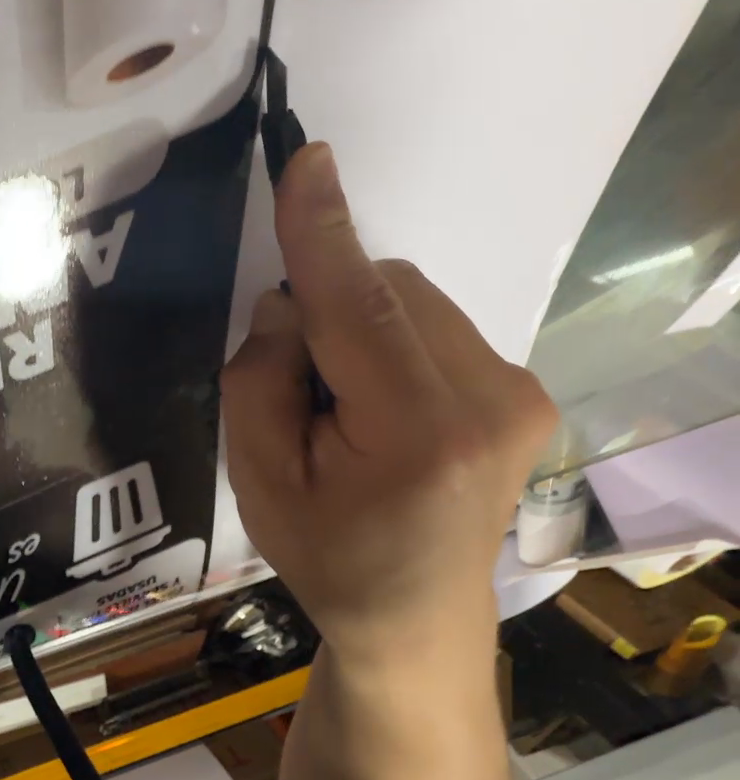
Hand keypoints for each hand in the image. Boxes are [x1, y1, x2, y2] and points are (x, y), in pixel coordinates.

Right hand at [221, 143, 557, 669]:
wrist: (412, 617)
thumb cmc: (323, 555)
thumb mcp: (256, 479)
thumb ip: (260, 385)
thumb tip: (286, 310)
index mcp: (415, 431)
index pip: (359, 309)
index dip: (324, 235)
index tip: (307, 162)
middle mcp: (489, 398)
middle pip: (387, 294)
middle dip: (324, 315)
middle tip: (292, 393)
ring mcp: (518, 393)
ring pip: (411, 305)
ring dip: (354, 333)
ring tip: (337, 412)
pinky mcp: (522, 392)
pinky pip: (432, 329)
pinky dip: (385, 348)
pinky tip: (373, 410)